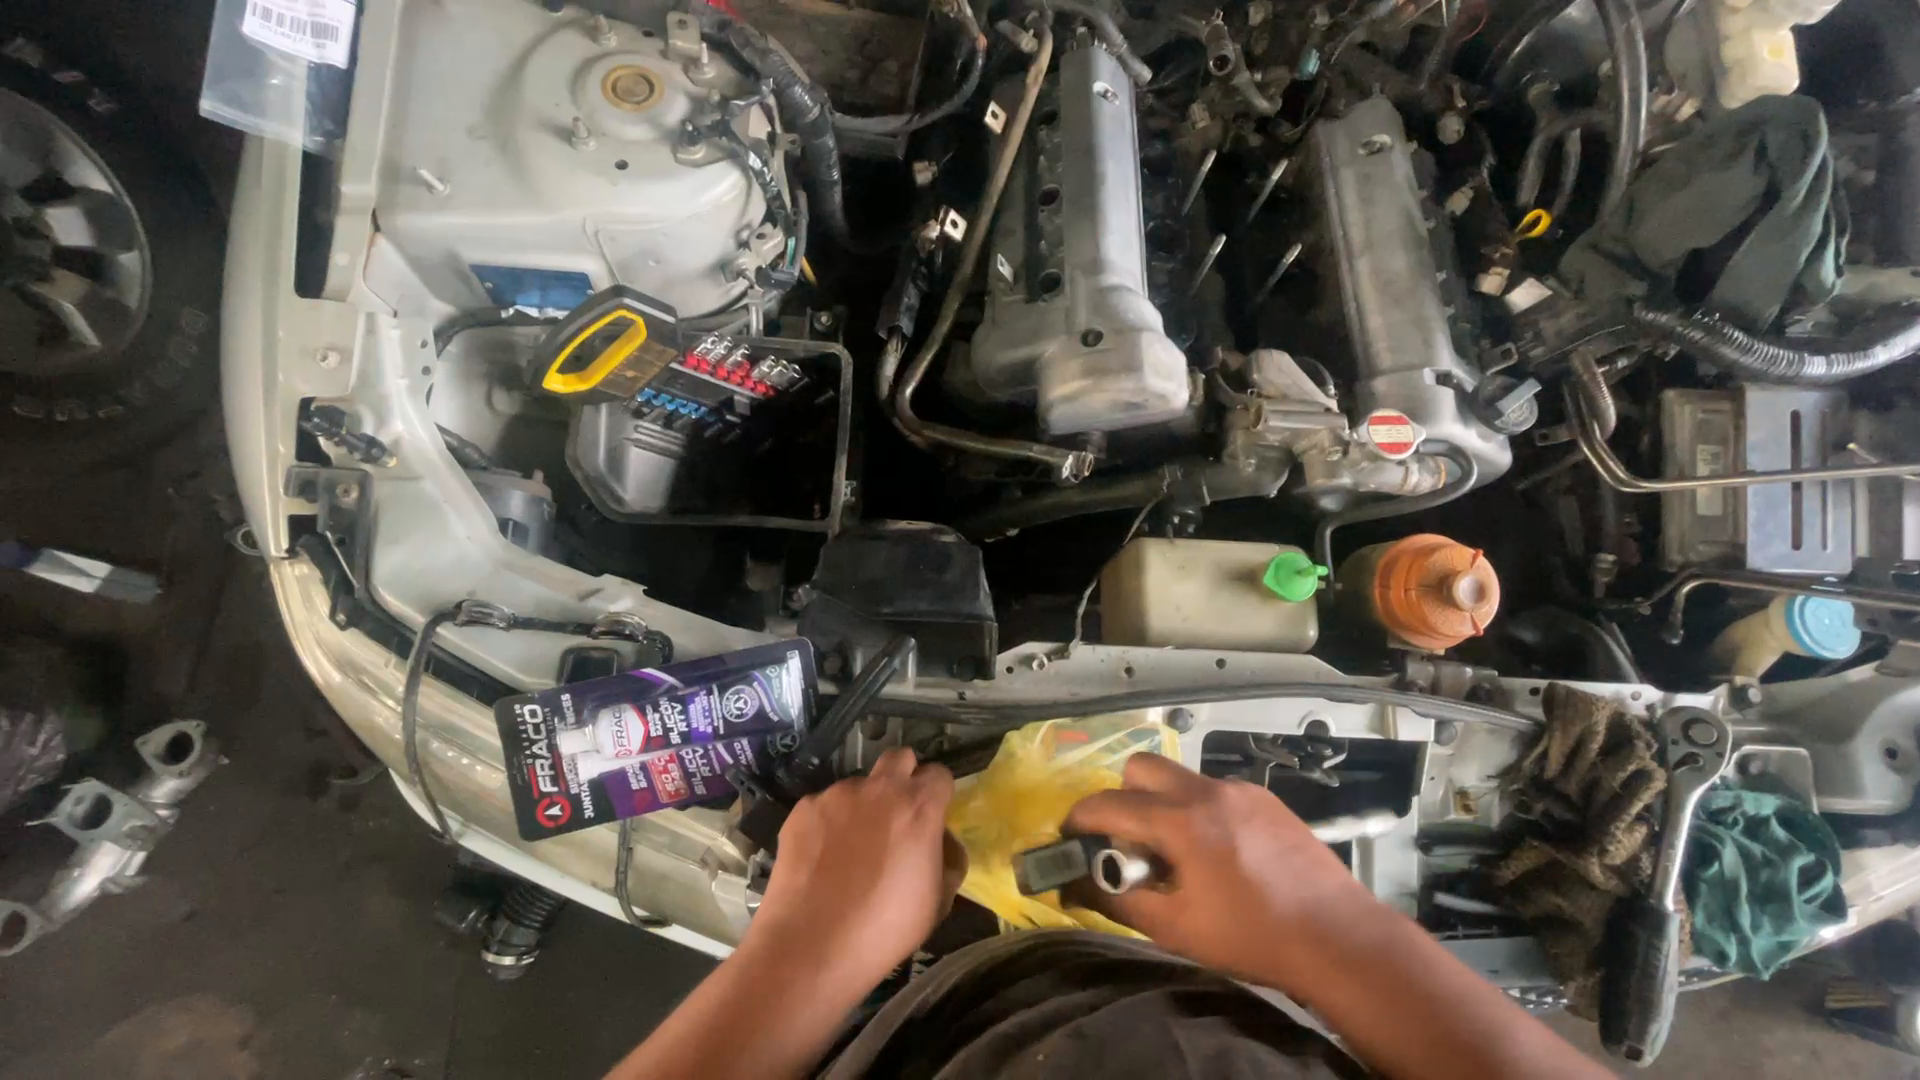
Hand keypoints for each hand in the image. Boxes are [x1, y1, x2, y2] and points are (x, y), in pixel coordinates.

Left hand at [744, 747, 962, 993]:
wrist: (811, 946)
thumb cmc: (884, 930)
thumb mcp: (937, 901)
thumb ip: (946, 859)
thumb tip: (940, 841)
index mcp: (919, 808)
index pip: (939, 774)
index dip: (938, 794)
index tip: (932, 817)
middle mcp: (879, 789)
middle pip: (899, 758)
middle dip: (903, 777)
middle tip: (896, 815)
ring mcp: (837, 795)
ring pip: (858, 786)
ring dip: (862, 806)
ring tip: (850, 850)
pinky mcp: (803, 808)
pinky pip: (824, 806)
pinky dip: (828, 824)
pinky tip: (821, 859)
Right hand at [1065, 752, 1373, 988]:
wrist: (1339, 938)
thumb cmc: (1252, 937)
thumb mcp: (1175, 928)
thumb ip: (1118, 900)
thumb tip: (1074, 887)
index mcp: (1182, 821)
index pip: (1110, 803)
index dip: (1080, 818)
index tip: (1069, 837)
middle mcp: (1207, 791)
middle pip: (1141, 767)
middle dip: (1122, 796)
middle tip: (1127, 839)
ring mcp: (1240, 790)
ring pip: (1179, 777)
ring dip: (1162, 803)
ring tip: (1176, 852)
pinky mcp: (1265, 798)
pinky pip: (1213, 790)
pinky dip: (1198, 810)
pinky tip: (1218, 853)